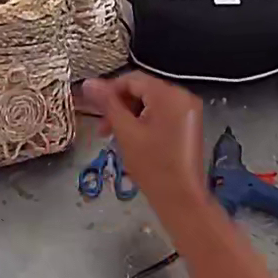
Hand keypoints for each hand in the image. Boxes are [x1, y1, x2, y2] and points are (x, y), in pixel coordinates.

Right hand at [80, 74, 210, 216]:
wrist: (180, 198)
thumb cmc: (152, 166)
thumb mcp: (125, 132)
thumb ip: (107, 104)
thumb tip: (88, 83)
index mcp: (169, 95)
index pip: (133, 79)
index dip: (110, 90)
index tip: (94, 108)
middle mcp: (183, 97)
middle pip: (143, 90)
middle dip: (120, 106)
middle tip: (104, 128)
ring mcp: (188, 111)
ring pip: (151, 103)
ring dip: (130, 115)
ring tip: (116, 136)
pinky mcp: (189, 125)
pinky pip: (162, 114)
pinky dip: (145, 122)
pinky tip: (134, 140)